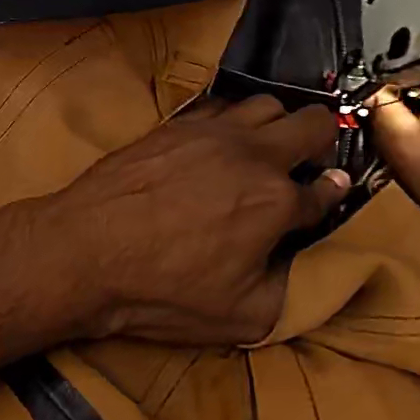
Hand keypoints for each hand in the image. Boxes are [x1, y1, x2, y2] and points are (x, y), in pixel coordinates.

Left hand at [17, 95, 349, 344]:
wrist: (85, 252)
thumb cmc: (160, 289)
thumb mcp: (240, 316)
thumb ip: (287, 289)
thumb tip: (302, 265)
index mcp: (274, 202)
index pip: (327, 189)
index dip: (334, 195)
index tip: (332, 194)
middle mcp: (249, 155)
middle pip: (311, 123)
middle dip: (323, 140)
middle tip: (310, 162)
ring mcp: (210, 133)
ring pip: (266, 103)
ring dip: (278, 121)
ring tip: (268, 146)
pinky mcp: (175, 125)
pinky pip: (219, 103)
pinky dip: (232, 117)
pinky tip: (222, 138)